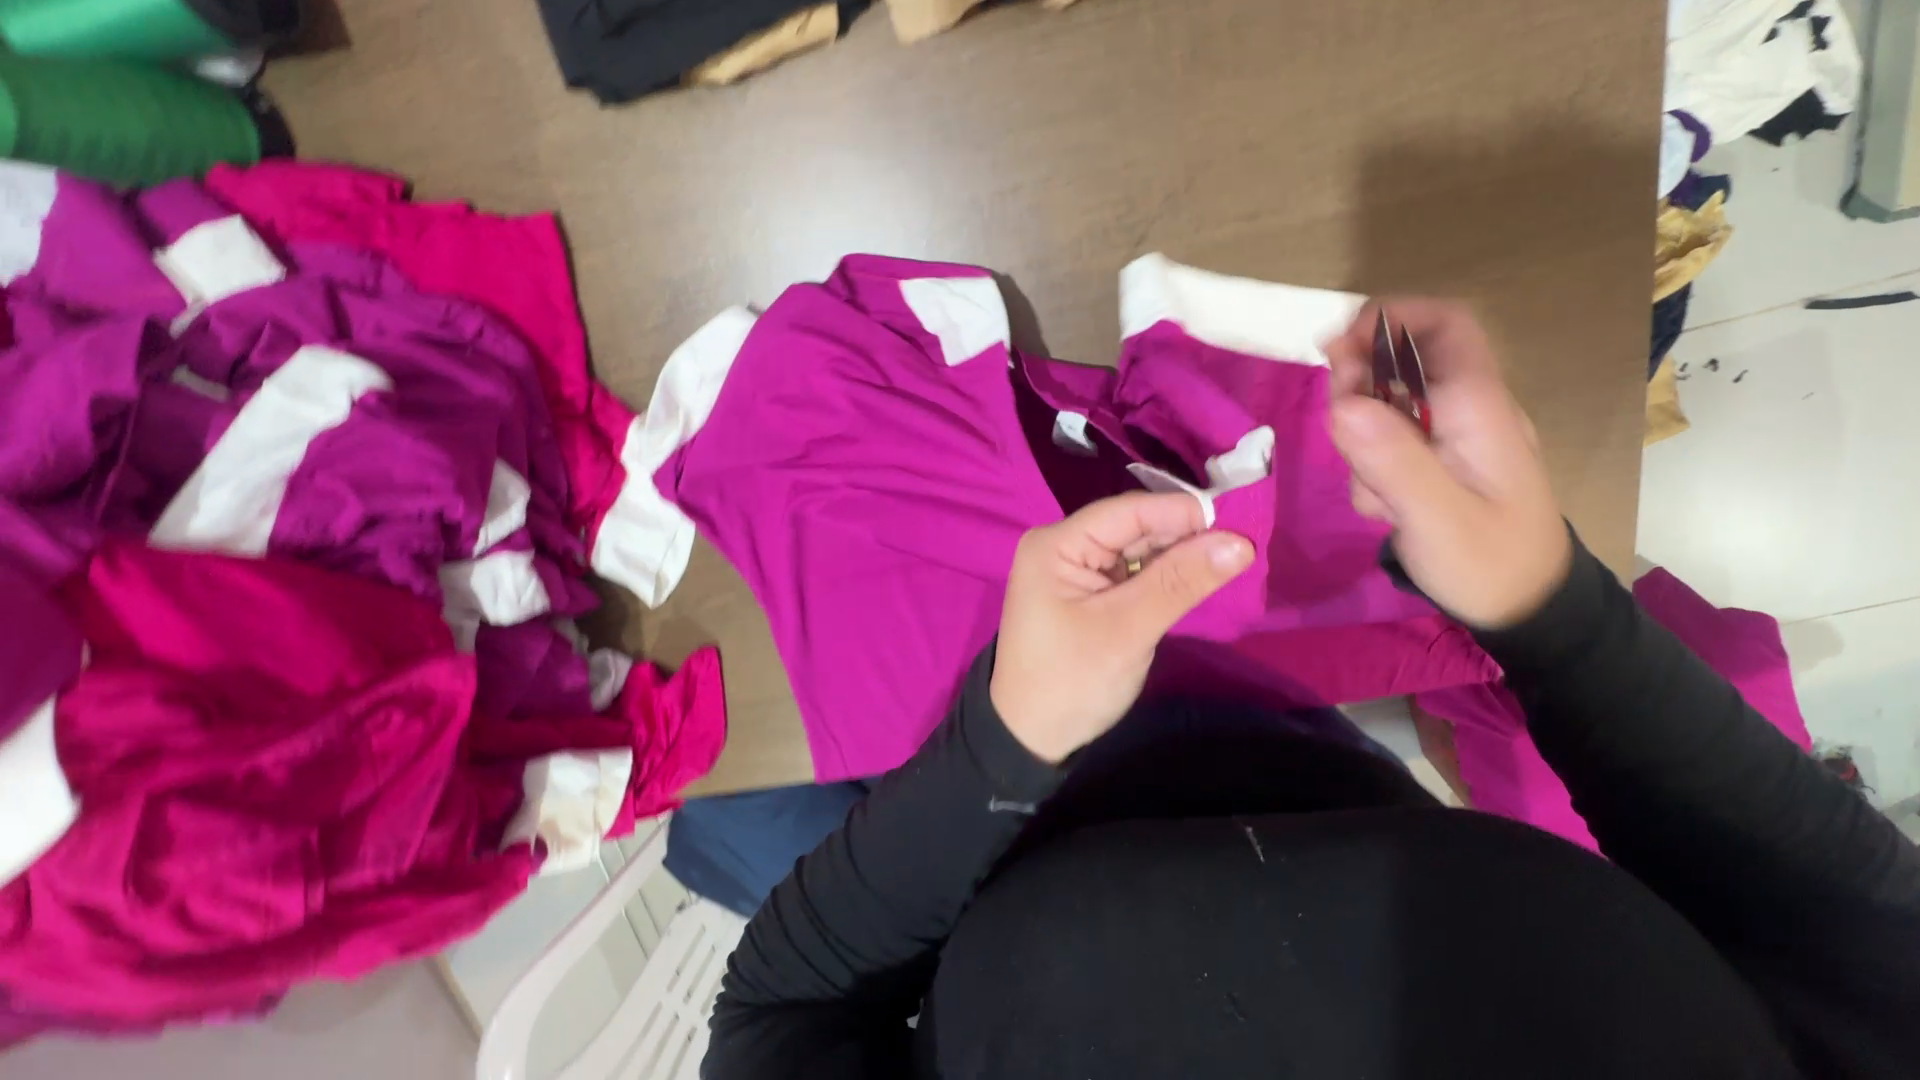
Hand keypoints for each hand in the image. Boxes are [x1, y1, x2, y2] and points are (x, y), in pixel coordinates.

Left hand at [990, 493, 1254, 763]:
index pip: (1128, 511)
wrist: (1031, 739)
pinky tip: (1194, 582)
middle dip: (1184, 537)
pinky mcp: (1090, 594)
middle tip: (1239, 552)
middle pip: (1135, 528)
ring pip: (1139, 551)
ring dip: (1178, 559)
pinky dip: (1163, 579)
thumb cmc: (1071, 682)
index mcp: (1056, 544)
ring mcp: (1075, 571)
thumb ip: (1180, 582)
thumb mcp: (1128, 630)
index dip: (1181, 514)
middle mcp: (1063, 546)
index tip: (1237, 527)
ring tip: (1226, 566)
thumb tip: (1240, 541)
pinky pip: (1133, 574)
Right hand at [1323, 299, 1571, 629]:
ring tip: (1374, 493)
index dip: (1389, 319)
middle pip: (1399, 364)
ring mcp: (1448, 438)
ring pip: (1384, 408)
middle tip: (1341, 433)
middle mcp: (1464, 411)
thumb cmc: (1491, 562)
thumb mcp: (1438, 518)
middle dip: (1358, 390)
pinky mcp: (1435, 463)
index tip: (1337, 349)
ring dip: (1360, 439)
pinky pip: (1386, 444)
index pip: (1443, 326)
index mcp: (1477, 408)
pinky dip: (1369, 467)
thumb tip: (1342, 403)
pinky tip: (1384, 507)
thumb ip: (1392, 460)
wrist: (1528, 610)